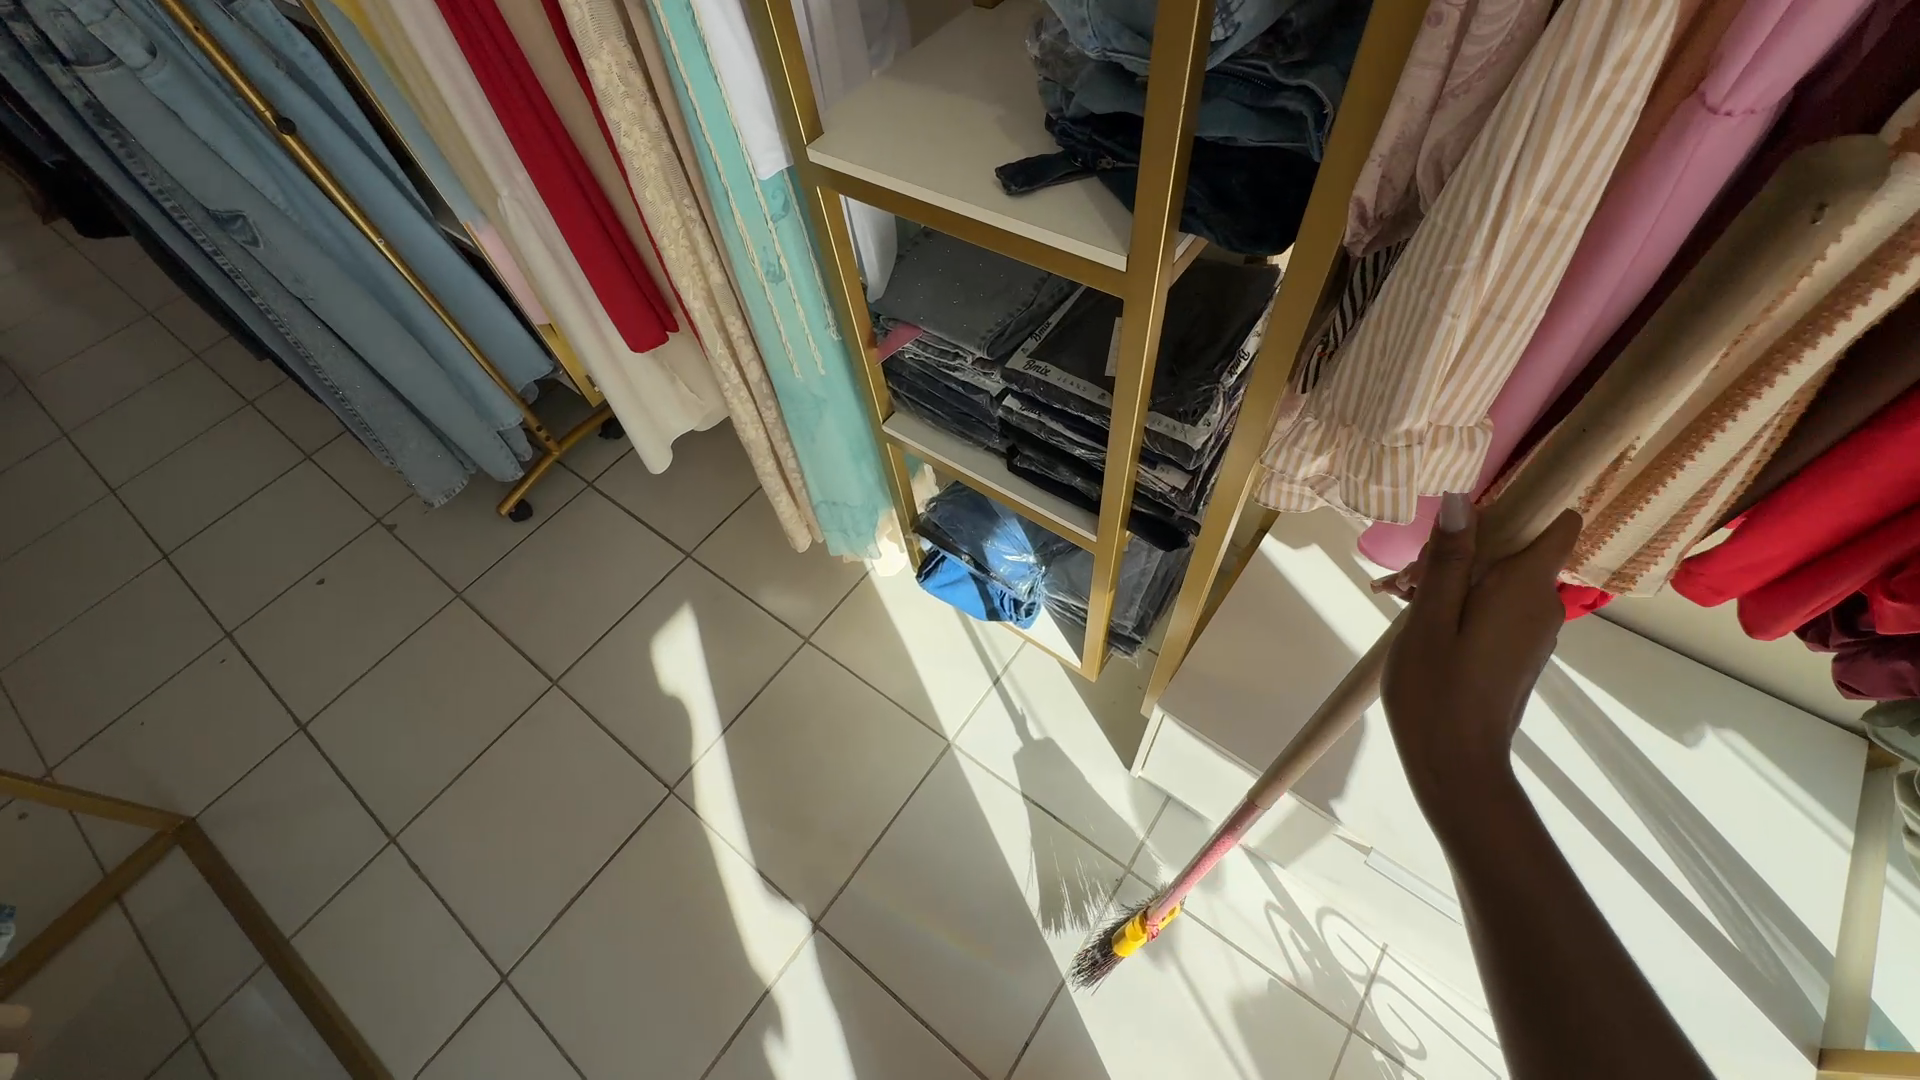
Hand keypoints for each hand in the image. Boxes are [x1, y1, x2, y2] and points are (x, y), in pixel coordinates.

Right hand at [1381, 493, 1582, 804]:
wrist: (1455, 763)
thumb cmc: (1435, 689)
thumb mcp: (1428, 620)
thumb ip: (1447, 560)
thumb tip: (1462, 500)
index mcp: (1525, 590)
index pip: (1557, 523)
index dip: (1519, 508)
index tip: (1464, 521)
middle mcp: (1542, 605)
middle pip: (1513, 550)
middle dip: (1460, 550)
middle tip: (1403, 582)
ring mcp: (1534, 631)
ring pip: (1499, 579)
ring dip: (1451, 579)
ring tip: (1398, 602)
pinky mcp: (1519, 651)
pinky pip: (1496, 607)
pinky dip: (1460, 604)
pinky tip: (1418, 624)